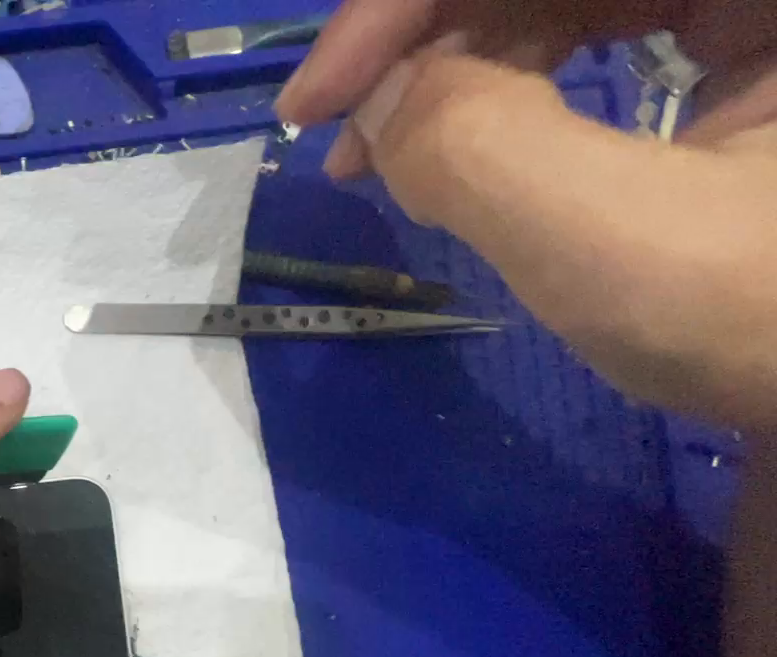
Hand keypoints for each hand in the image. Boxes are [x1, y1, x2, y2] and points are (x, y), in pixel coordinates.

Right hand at [276, 0, 776, 428]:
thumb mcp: (624, 246)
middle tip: (341, 138)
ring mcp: (768, 3)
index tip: (312, 102)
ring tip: (384, 158)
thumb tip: (374, 101)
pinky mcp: (763, 34)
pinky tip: (460, 148)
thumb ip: (486, 156)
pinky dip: (508, 83)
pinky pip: (608, 24)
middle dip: (425, 39)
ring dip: (453, 65)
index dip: (410, 3)